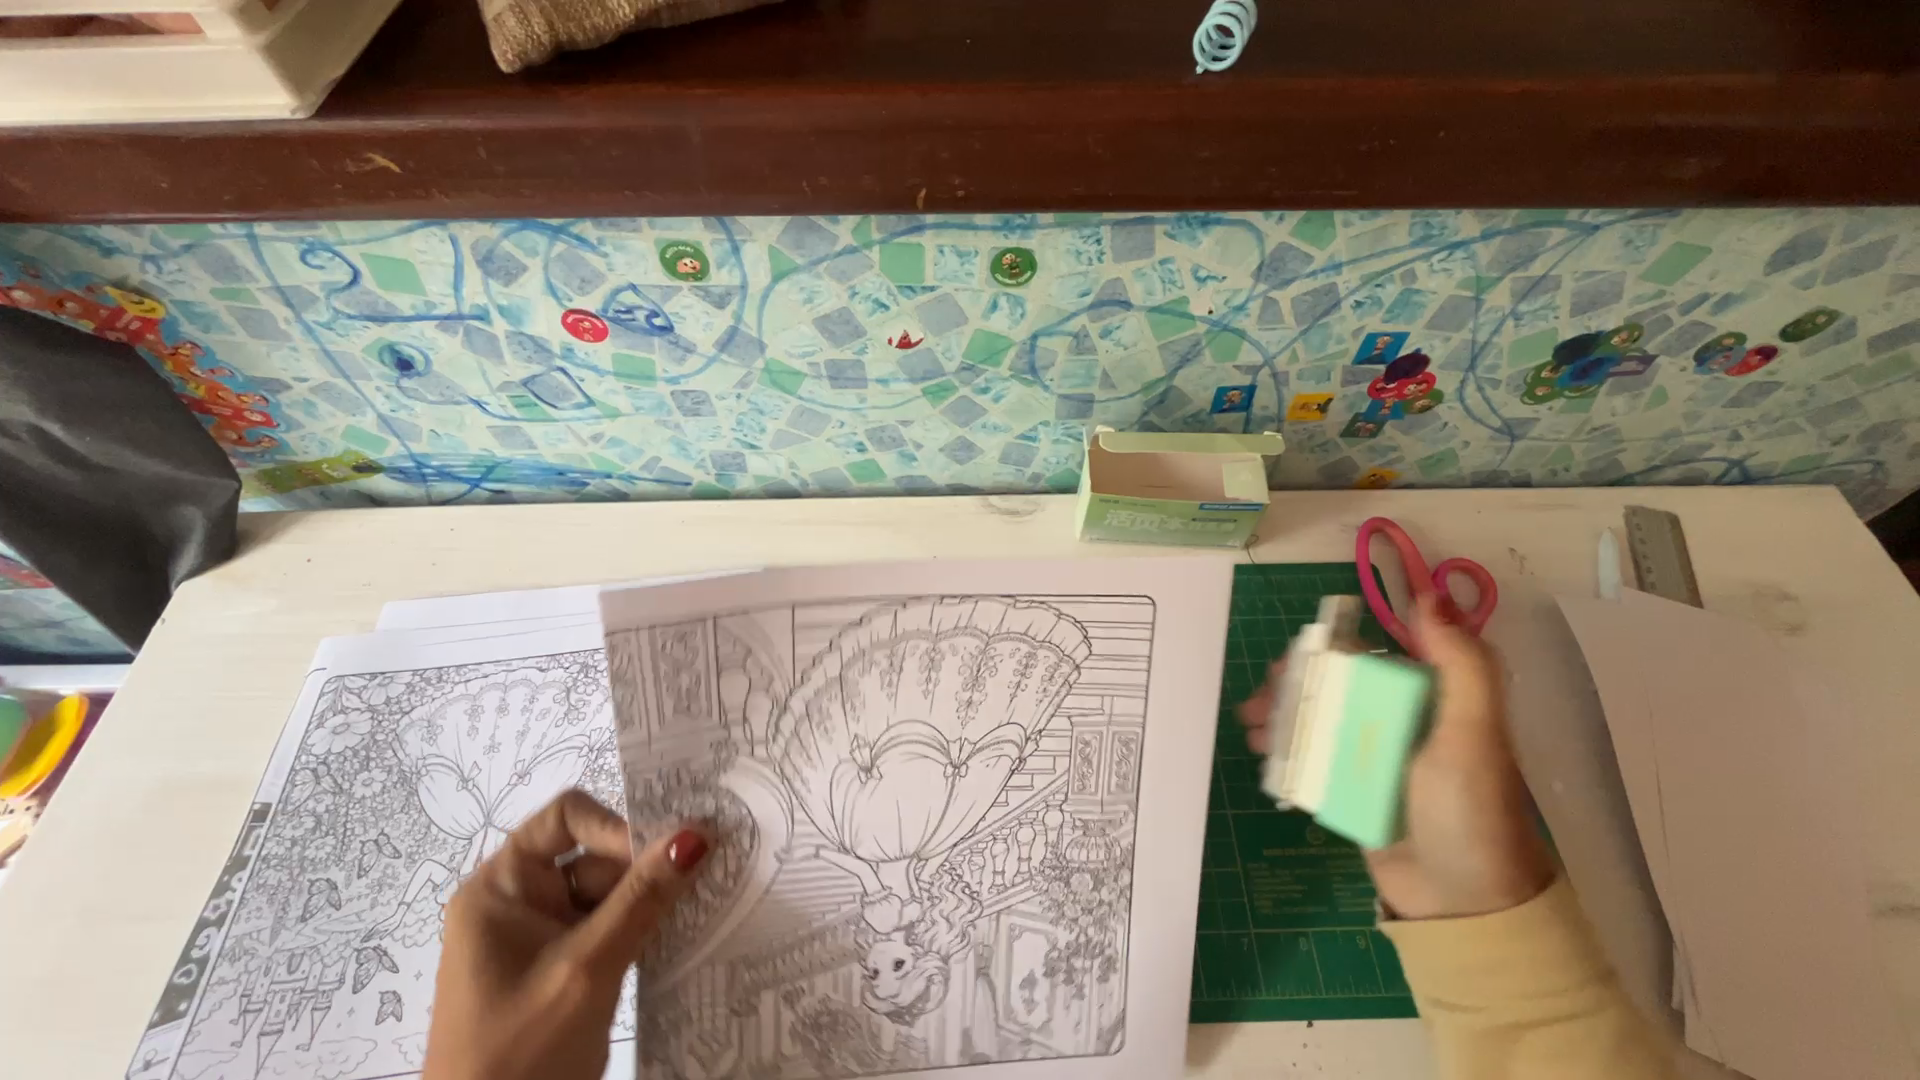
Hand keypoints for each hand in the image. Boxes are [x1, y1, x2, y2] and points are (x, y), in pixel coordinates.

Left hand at [422, 790, 711, 1079]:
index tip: (663, 856)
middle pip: (595, 855)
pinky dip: (643, 926)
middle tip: (702, 877)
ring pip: (610, 891)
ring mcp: (540, 936)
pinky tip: (679, 931)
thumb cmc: (520, 1053)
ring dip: (650, 899)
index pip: (565, 820)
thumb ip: (642, 898)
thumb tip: (696, 834)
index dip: (616, 827)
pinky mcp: (563, 967)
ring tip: (698, 904)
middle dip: (643, 867)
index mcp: (500, 887)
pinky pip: (611, 925)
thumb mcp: (587, 969)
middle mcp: (518, 901)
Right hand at [1237, 593, 1554, 919]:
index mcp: (1430, 698)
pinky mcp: (1353, 790)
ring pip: (1316, 720)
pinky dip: (1284, 752)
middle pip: (1332, 686)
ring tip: (1252, 732)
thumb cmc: (1468, 810)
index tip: (1289, 661)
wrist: (1465, 903)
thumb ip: (1461, 665)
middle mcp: (1399, 720)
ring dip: (1279, 719)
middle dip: (1290, 687)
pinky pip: (1311, 759)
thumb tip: (1430, 595)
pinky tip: (1264, 756)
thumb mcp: (1474, 733)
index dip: (1325, 651)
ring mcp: (1373, 757)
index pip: (1368, 655)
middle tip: (1258, 702)